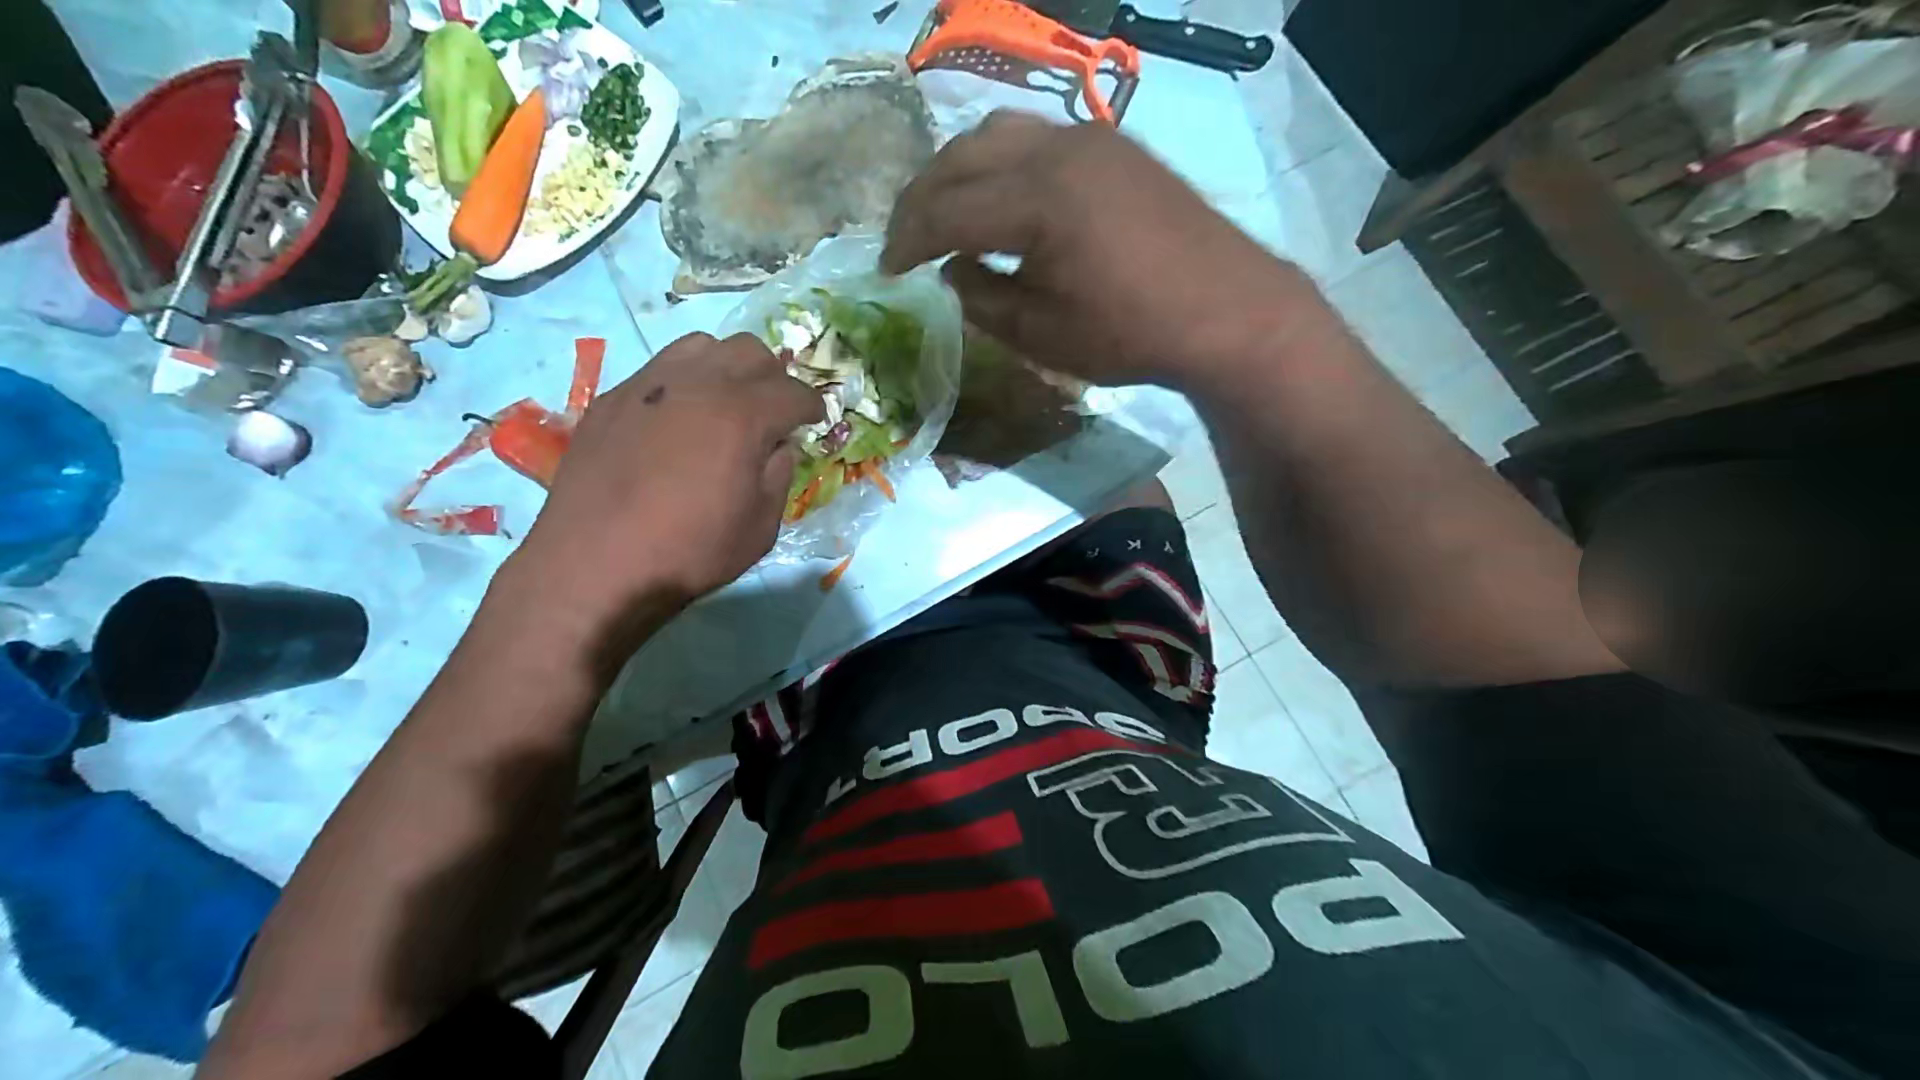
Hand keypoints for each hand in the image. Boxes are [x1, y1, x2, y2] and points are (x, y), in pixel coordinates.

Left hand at [513, 332, 822, 619]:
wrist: (595, 564)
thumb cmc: (690, 551)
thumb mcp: (760, 526)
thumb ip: (780, 475)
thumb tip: (779, 446)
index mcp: (742, 415)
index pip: (793, 392)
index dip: (812, 406)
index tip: (814, 421)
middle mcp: (698, 384)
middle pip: (750, 351)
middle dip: (773, 377)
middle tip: (773, 412)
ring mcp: (649, 385)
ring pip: (702, 346)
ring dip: (726, 368)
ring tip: (725, 403)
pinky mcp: (612, 398)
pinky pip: (659, 369)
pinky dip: (684, 383)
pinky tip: (678, 420)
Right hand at [882, 111, 1312, 390]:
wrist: (1227, 310)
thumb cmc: (1131, 335)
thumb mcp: (1043, 333)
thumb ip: (983, 299)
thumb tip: (950, 271)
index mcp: (1036, 202)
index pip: (944, 211)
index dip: (906, 242)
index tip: (885, 272)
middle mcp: (1056, 151)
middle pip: (960, 158)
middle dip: (920, 200)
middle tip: (902, 241)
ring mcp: (1089, 139)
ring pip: (995, 134)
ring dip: (956, 172)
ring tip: (942, 213)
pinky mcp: (1113, 146)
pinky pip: (1034, 137)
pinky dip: (998, 163)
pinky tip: (997, 197)